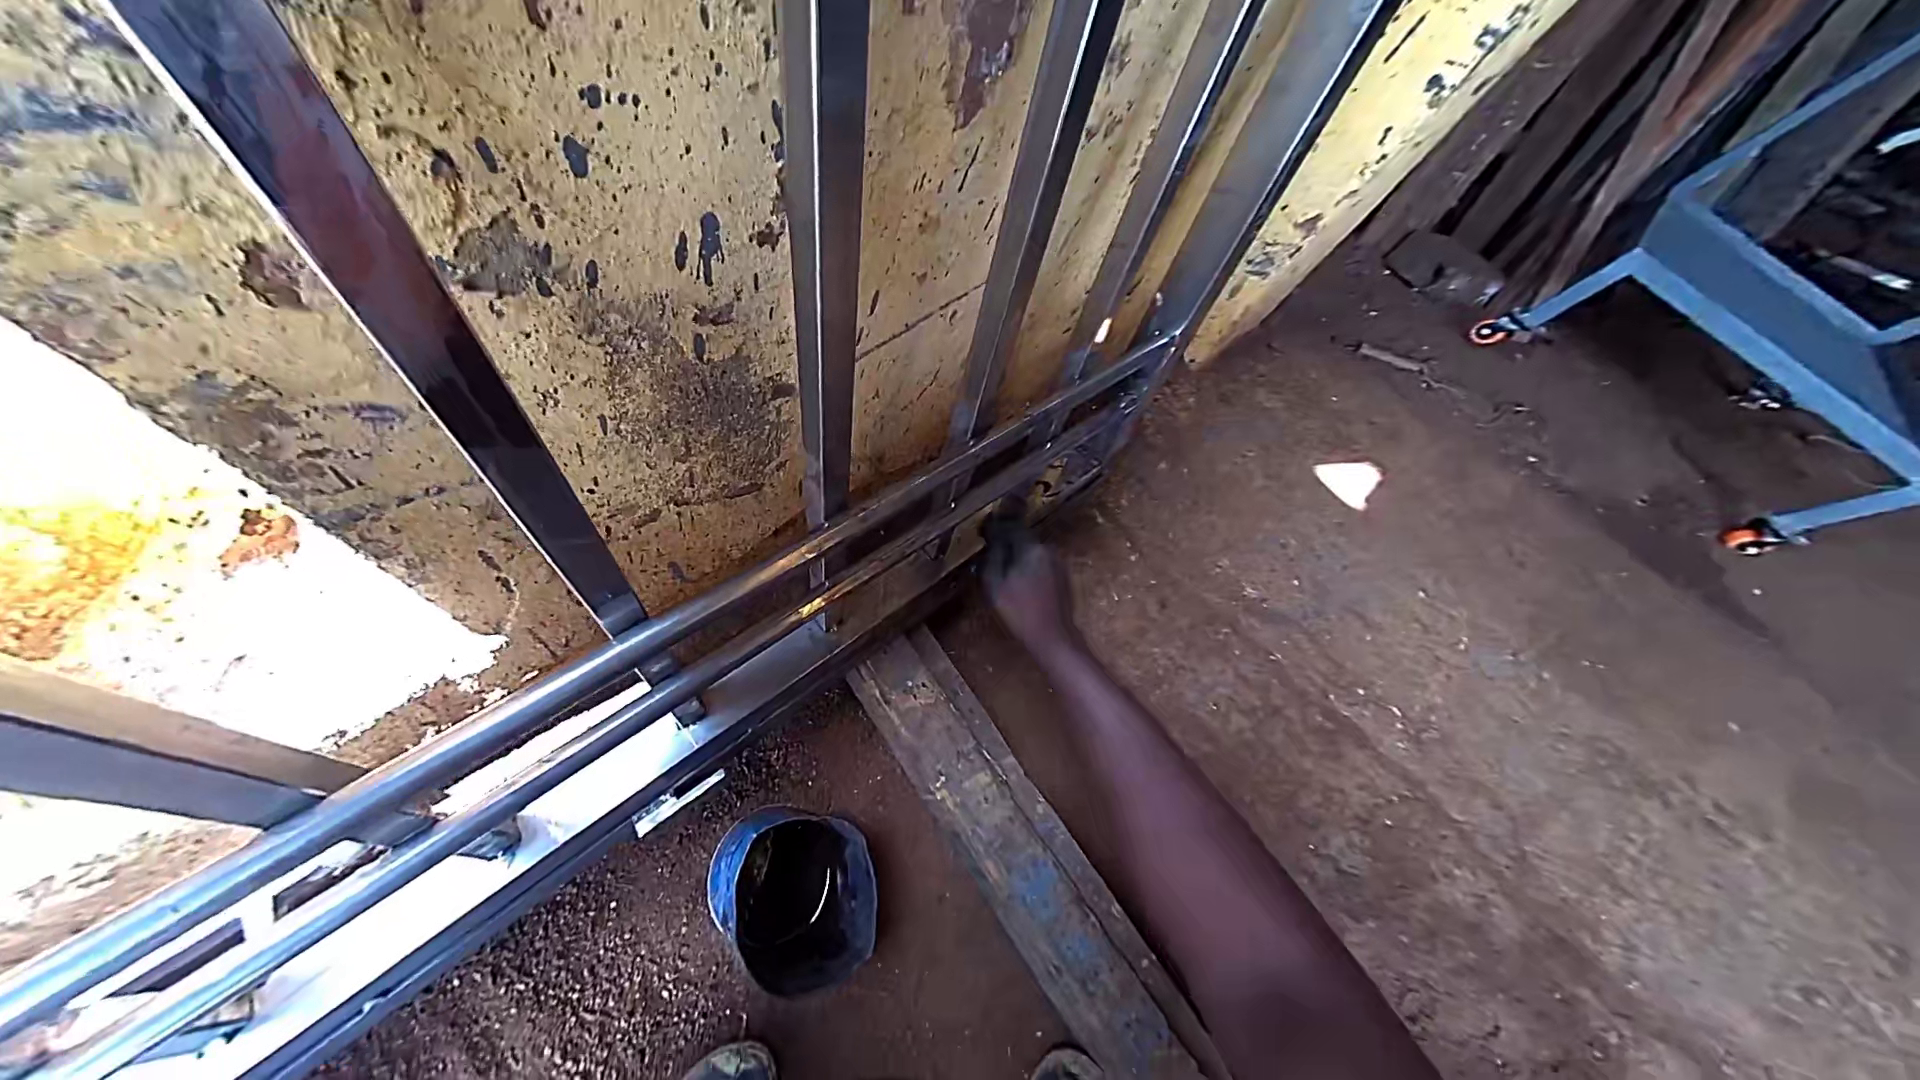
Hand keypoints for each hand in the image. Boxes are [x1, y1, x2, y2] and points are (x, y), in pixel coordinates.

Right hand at [982, 521, 1079, 656]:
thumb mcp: (994, 584)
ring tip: (1005, 576)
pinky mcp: (1063, 577)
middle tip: (991, 559)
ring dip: (1019, 559)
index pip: (1010, 526)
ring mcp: (1059, 563)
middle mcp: (1048, 549)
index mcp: (1031, 547)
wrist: (1053, 637)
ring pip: (1031, 553)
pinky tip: (1022, 587)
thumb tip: (991, 538)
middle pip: (1022, 540)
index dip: (995, 528)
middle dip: (1007, 546)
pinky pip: (1041, 565)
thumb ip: (992, 556)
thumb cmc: (1019, 611)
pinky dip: (1030, 570)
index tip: (983, 534)